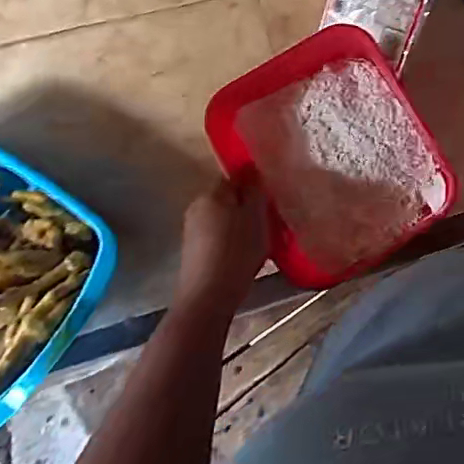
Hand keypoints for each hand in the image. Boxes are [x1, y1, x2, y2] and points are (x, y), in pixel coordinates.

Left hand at [175, 177, 269, 311]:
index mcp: (211, 194)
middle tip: (271, 224)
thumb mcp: (255, 216)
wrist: (209, 296)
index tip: (271, 201)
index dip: (255, 187)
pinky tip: (244, 257)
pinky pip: (218, 237)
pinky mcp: (193, 251)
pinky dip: (232, 242)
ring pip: (225, 219)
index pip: (235, 177)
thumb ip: (254, 189)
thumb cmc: (237, 252)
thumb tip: (251, 167)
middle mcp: (197, 206)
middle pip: (229, 199)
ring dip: (242, 226)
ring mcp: (192, 230)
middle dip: (249, 208)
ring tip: (261, 244)